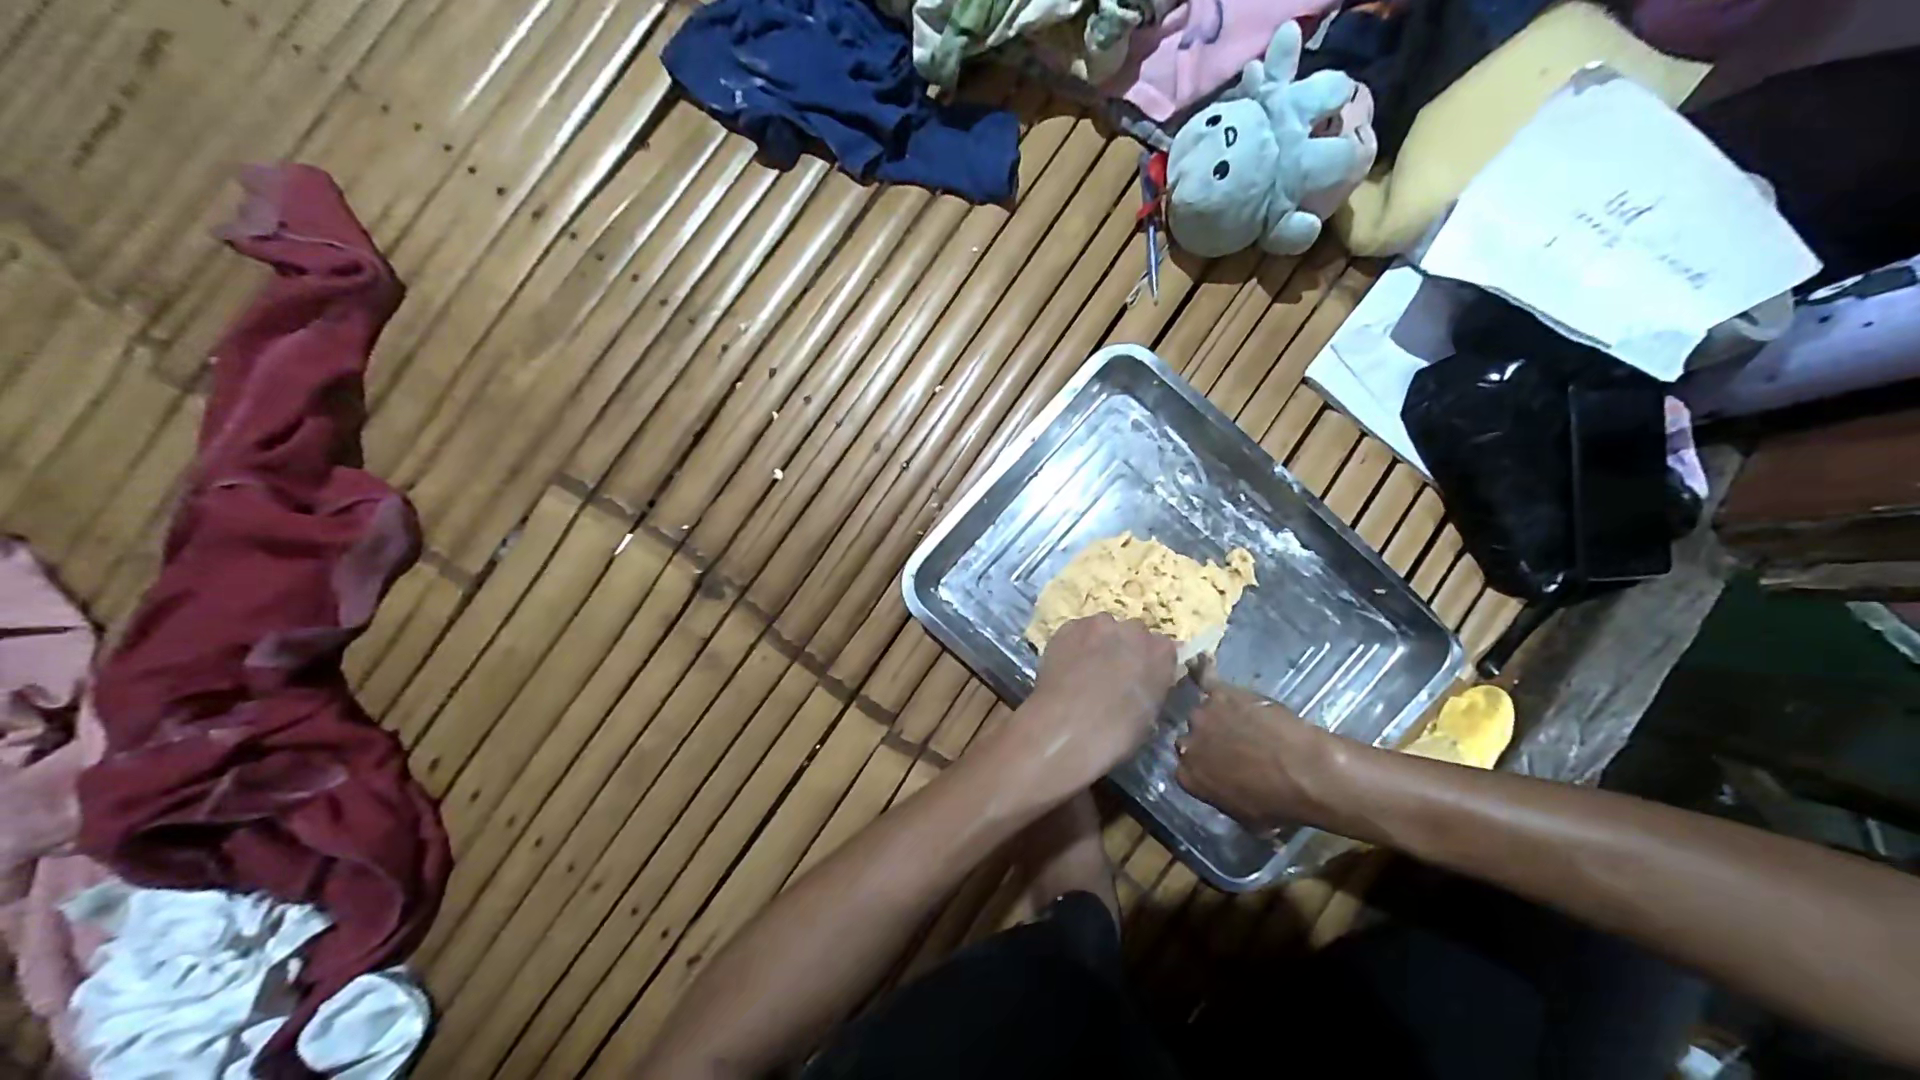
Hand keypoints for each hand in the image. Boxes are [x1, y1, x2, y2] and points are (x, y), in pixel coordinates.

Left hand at [1000, 615, 1179, 795]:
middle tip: (1112, 671)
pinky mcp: (1069, 627)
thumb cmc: (1116, 733)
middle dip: (1125, 647)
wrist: (1067, 727)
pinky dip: (1075, 643)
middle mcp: (1133, 630)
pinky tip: (1068, 663)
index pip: (1162, 647)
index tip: (1140, 676)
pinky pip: (1077, 630)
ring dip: (1099, 642)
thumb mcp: (1150, 713)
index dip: (1150, 662)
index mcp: (1161, 652)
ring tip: (1086, 666)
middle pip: (1133, 631)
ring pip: (1103, 627)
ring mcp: (1099, 624)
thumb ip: (1153, 685)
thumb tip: (1144, 680)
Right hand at [1176, 656, 1329, 830]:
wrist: (1303, 772)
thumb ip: (1224, 799)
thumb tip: (1228, 797)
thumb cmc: (1279, 804)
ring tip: (1239, 715)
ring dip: (1217, 714)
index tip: (1221, 765)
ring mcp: (1201, 715)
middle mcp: (1187, 744)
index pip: (1187, 767)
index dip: (1205, 765)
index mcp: (1188, 777)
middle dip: (1207, 739)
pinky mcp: (1219, 693)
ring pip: (1204, 711)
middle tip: (1232, 743)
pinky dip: (1201, 669)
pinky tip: (1202, 661)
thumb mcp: (1247, 818)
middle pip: (1191, 737)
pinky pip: (1204, 677)